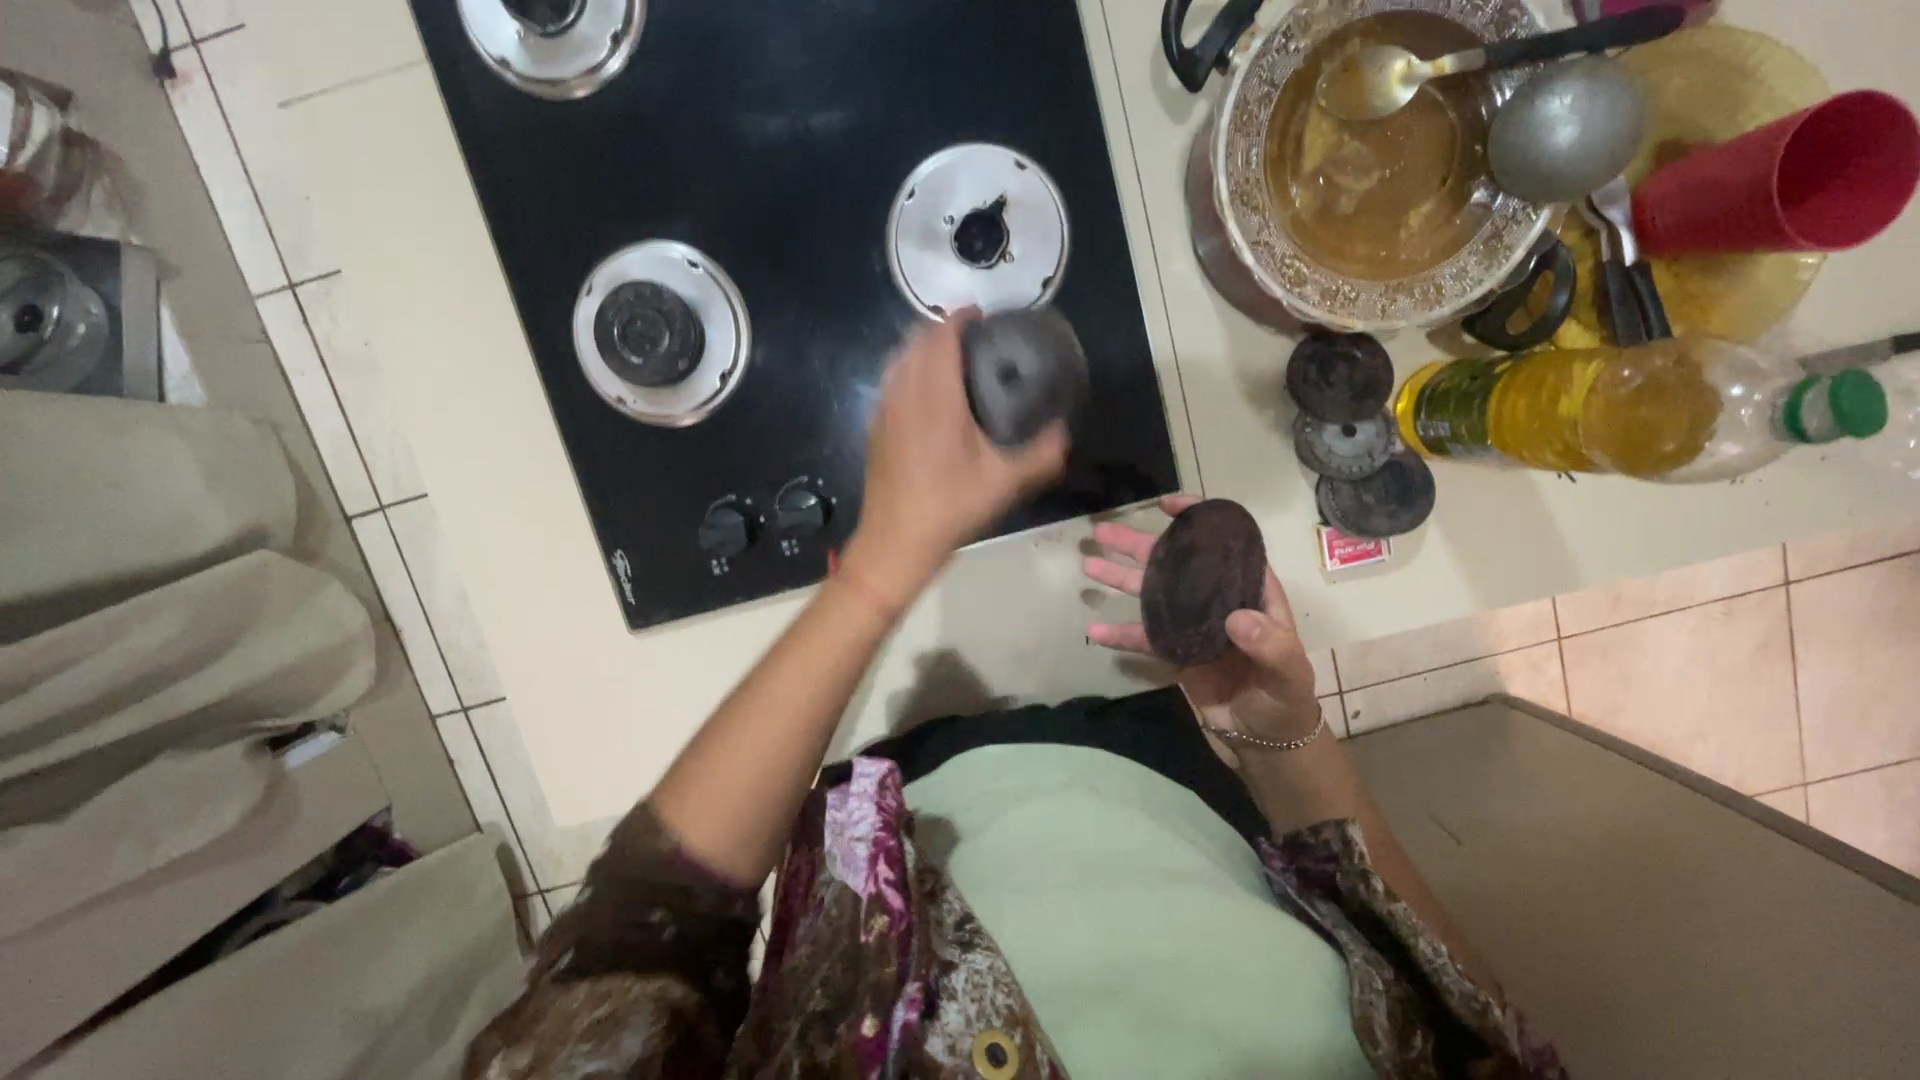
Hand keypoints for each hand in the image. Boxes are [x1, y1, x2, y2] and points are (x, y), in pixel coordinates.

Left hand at [843, 313, 1069, 610]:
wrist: (895, 542)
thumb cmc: (950, 508)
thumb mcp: (1005, 484)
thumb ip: (1041, 455)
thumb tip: (1063, 432)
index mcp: (935, 398)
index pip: (940, 338)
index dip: (958, 318)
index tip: (980, 314)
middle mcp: (904, 395)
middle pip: (914, 341)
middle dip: (940, 329)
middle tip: (971, 336)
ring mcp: (884, 411)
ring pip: (897, 361)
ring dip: (920, 349)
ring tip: (948, 359)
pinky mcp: (875, 429)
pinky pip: (889, 383)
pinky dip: (906, 372)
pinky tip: (924, 395)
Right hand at [1083, 495, 1322, 761]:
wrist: (1268, 742)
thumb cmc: (1286, 699)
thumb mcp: (1288, 670)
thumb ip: (1268, 643)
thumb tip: (1235, 617)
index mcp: (1249, 592)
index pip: (1224, 545)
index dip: (1197, 520)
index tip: (1167, 505)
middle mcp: (1217, 602)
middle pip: (1175, 564)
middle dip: (1139, 545)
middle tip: (1102, 531)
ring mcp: (1193, 627)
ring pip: (1152, 595)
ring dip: (1121, 579)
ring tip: (1089, 564)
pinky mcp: (1175, 654)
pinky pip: (1144, 638)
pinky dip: (1120, 633)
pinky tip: (1094, 628)